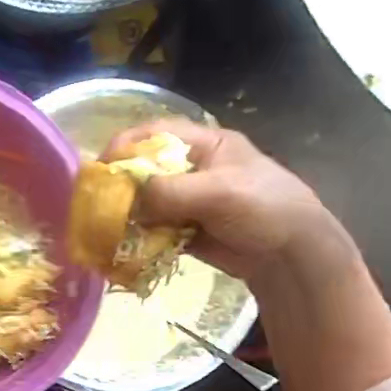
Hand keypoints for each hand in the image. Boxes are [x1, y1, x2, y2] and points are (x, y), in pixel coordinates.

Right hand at [105, 119, 338, 281]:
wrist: (291, 256)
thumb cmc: (264, 208)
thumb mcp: (219, 192)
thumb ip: (170, 192)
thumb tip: (127, 202)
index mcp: (205, 144)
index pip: (156, 133)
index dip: (126, 144)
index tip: (103, 166)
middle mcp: (192, 168)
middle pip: (144, 169)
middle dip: (121, 185)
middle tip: (99, 202)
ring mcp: (187, 200)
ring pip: (144, 202)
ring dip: (127, 215)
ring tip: (108, 229)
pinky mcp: (183, 229)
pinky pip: (151, 228)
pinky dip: (137, 236)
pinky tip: (125, 246)